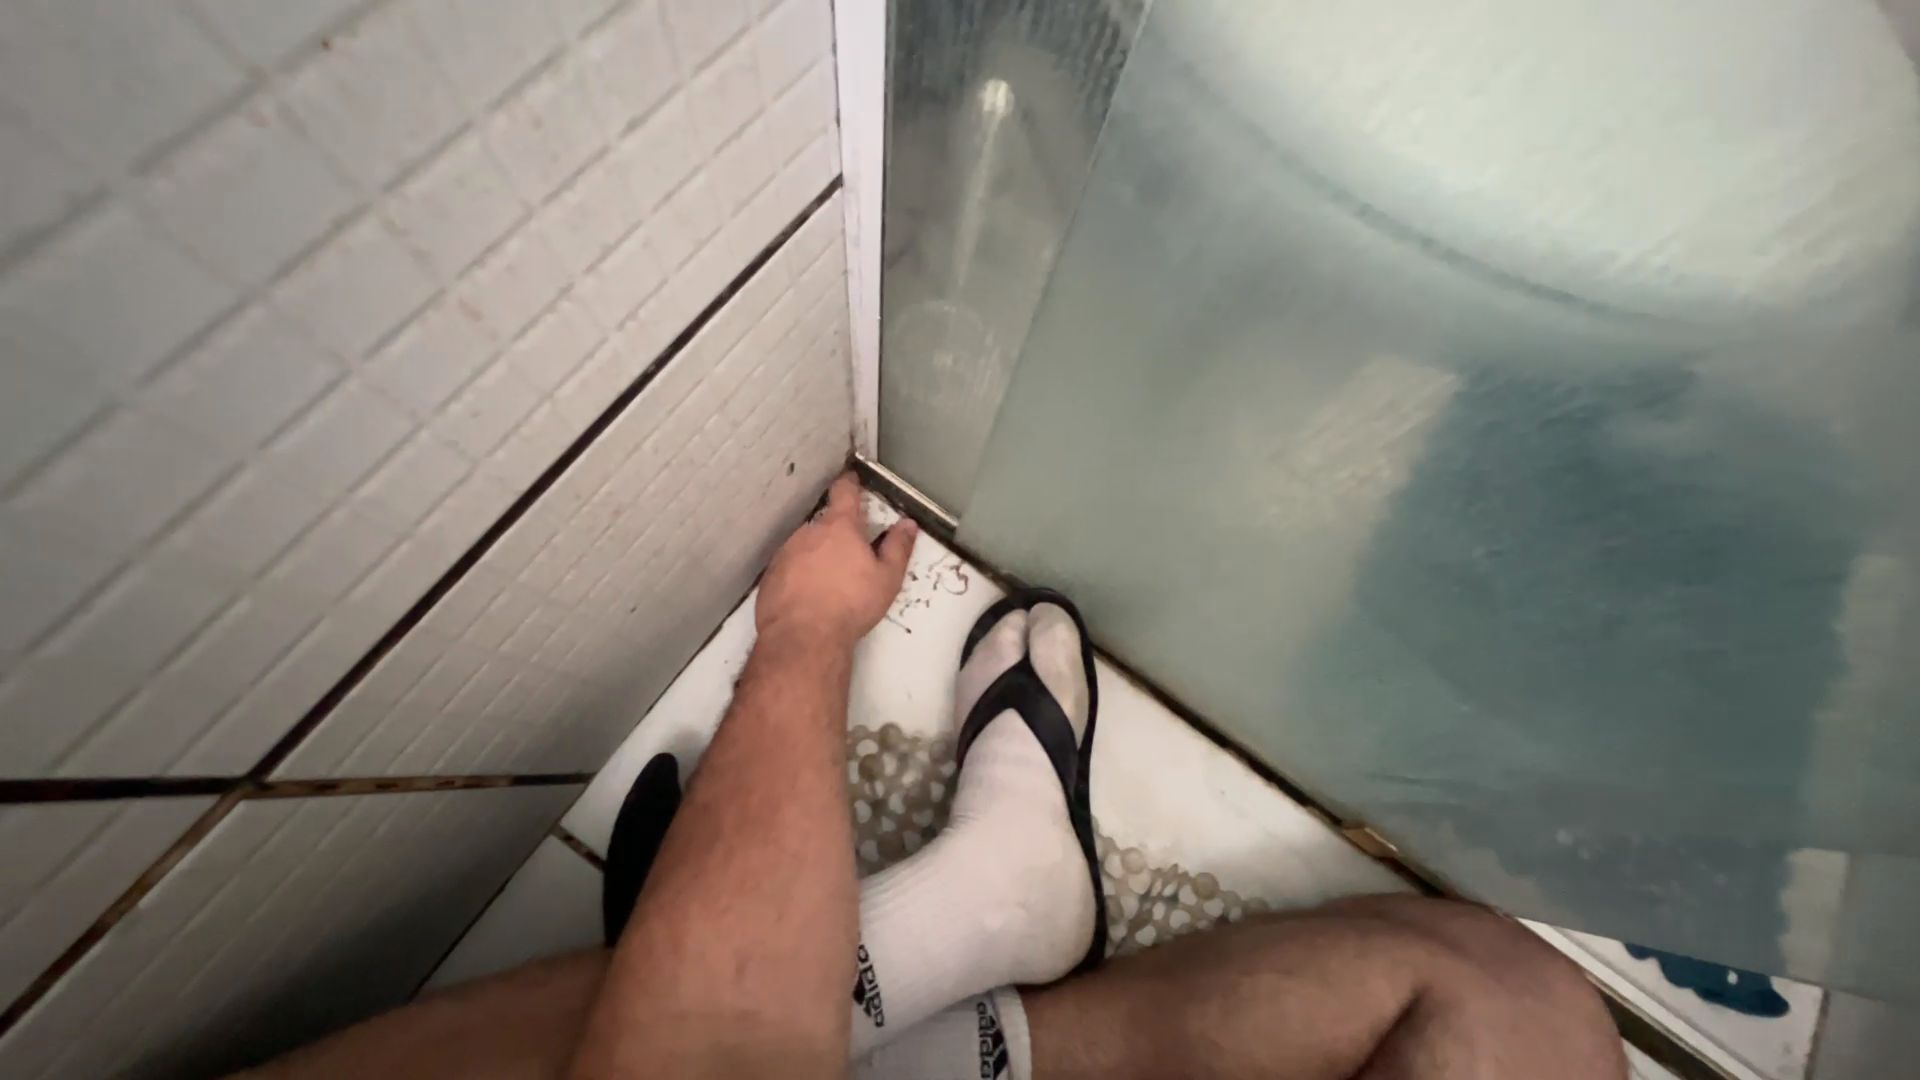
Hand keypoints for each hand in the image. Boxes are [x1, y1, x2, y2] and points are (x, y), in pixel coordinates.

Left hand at [757, 473, 917, 647]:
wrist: (804, 637)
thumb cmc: (851, 604)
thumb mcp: (886, 578)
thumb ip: (898, 547)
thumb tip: (908, 524)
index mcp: (839, 527)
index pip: (844, 493)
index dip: (849, 484)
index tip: (851, 480)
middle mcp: (808, 533)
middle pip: (824, 524)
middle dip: (837, 534)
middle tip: (850, 556)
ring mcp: (785, 553)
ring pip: (805, 546)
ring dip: (817, 556)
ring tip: (830, 582)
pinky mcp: (770, 577)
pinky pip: (789, 568)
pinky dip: (800, 576)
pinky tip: (810, 597)